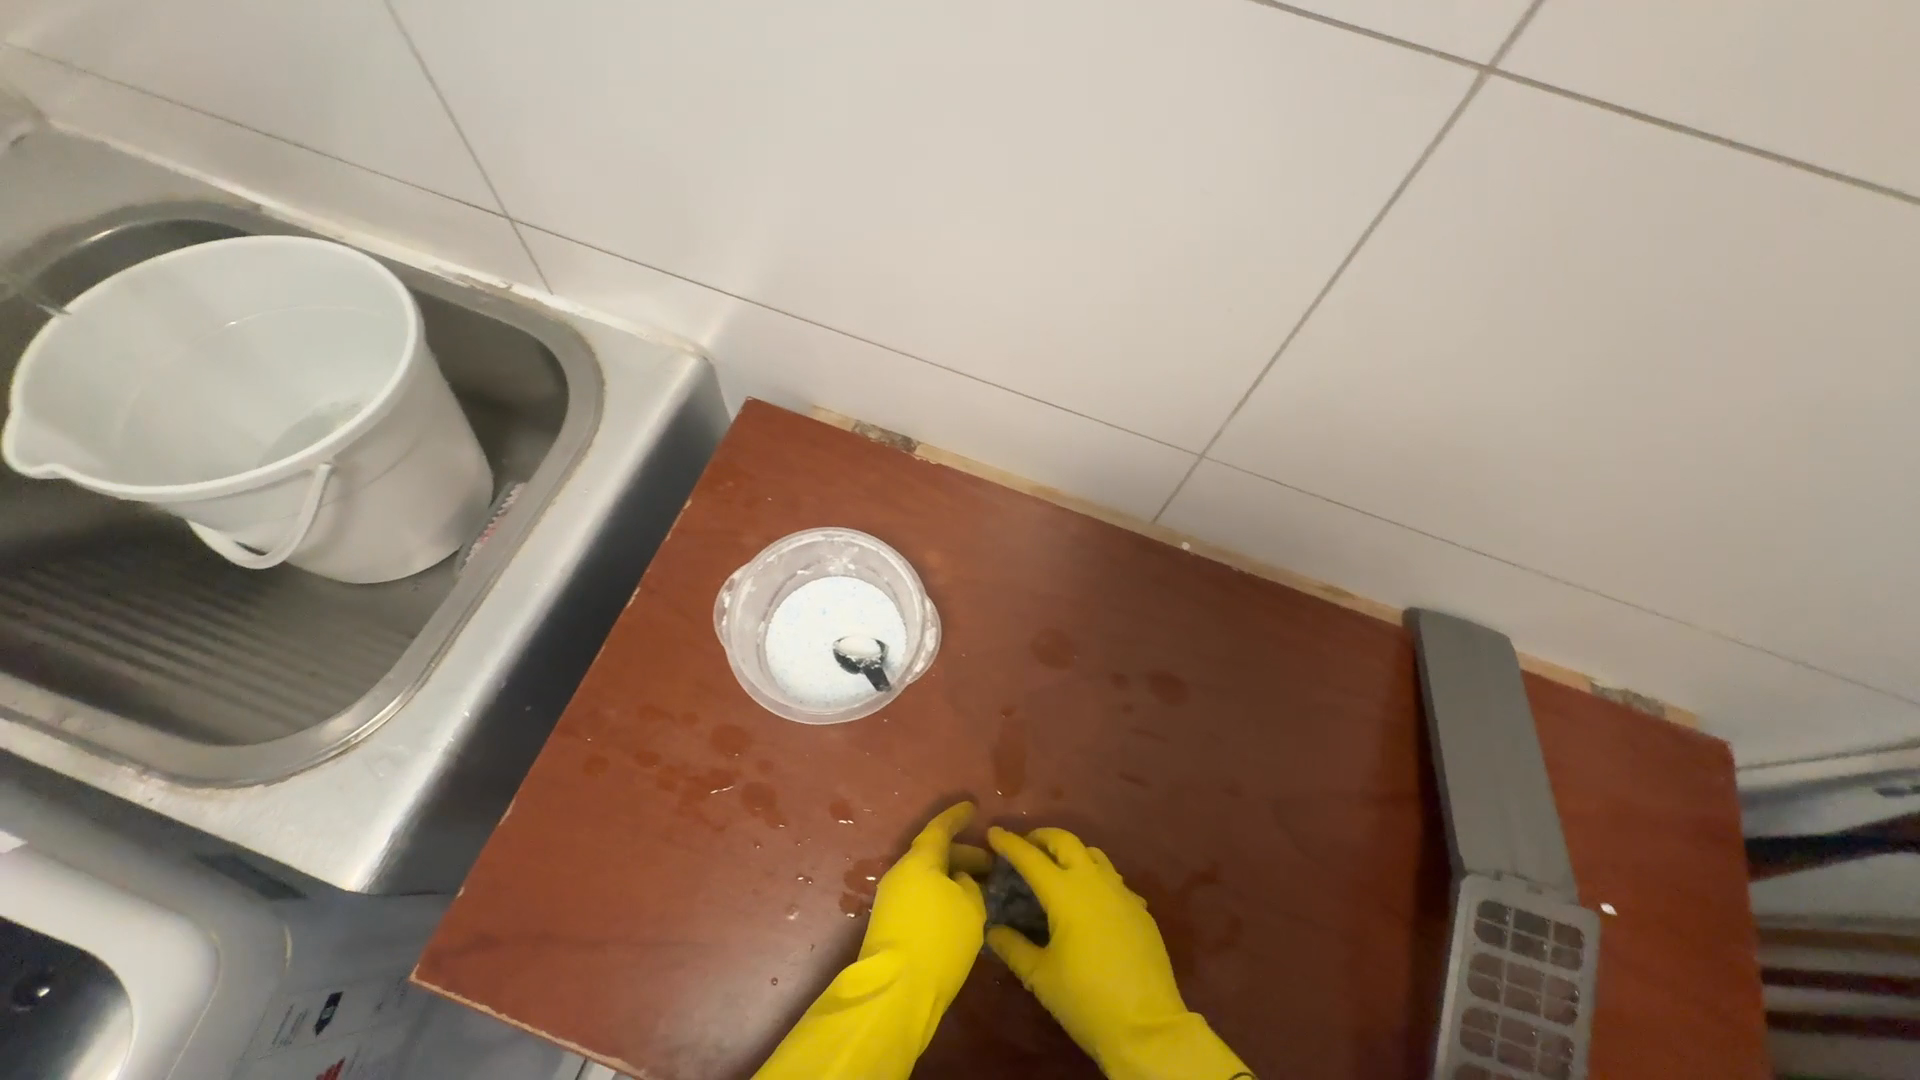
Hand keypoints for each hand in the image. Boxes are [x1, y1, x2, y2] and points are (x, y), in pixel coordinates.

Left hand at [862, 801, 991, 1005]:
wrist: (897, 990)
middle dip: (962, 855)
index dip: (957, 817)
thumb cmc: (939, 939)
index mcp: (919, 861)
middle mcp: (900, 874)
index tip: (973, 807)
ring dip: (951, 878)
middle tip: (989, 863)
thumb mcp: (970, 908)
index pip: (939, 829)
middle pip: (933, 854)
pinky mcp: (890, 923)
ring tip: (978, 889)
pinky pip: (919, 897)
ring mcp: (891, 899)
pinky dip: (940, 895)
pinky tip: (959, 912)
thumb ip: (968, 886)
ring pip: (926, 877)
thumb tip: (958, 881)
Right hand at [989, 827, 1245, 1079]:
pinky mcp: (1140, 909)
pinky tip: (1089, 901)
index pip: (1030, 857)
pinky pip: (1113, 879)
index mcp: (1065, 893)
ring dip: (1071, 853)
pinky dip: (1094, 877)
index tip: (993, 832)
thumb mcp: (1040, 976)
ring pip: (1093, 855)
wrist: (1146, 1026)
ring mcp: (1121, 893)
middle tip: (1026, 845)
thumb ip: (1013, 947)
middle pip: (1066, 841)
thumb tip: (993, 930)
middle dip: (1042, 837)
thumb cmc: (1086, 1000)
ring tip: (1057, 867)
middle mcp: (1094, 882)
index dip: (1009, 843)